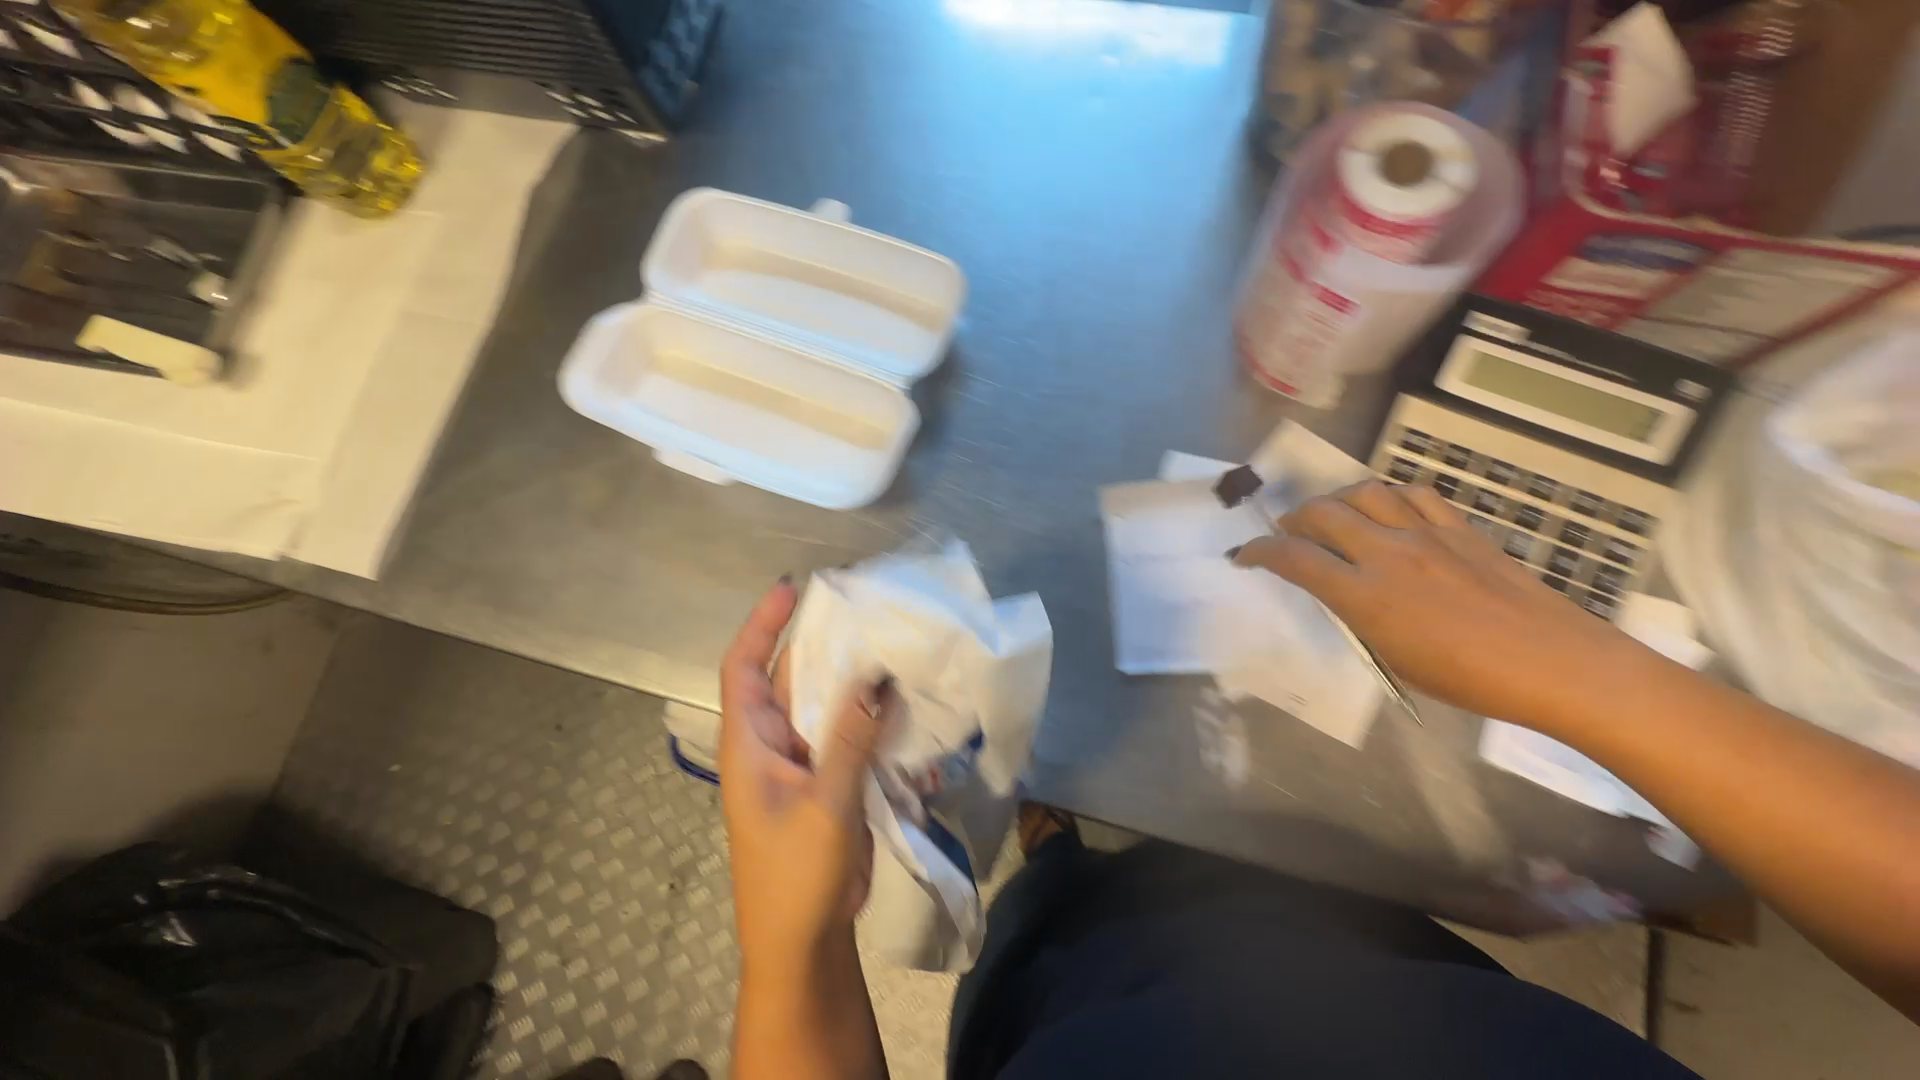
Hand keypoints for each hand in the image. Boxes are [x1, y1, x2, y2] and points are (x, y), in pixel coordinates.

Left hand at [720, 579, 889, 971]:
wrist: (804, 942)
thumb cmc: (796, 874)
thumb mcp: (826, 803)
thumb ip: (852, 738)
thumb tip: (877, 676)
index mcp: (750, 744)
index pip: (742, 667)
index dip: (761, 624)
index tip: (793, 588)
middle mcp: (772, 745)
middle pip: (789, 679)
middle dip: (820, 643)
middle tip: (863, 609)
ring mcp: (801, 765)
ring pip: (824, 707)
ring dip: (851, 681)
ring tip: (891, 646)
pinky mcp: (828, 784)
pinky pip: (848, 738)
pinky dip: (872, 721)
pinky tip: (905, 709)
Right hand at [1232, 481, 1640, 727]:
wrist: (1555, 663)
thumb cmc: (1469, 680)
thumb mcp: (1394, 660)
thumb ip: (1360, 618)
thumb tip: (1344, 595)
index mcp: (1364, 595)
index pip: (1293, 559)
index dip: (1259, 552)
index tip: (1244, 556)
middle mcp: (1387, 553)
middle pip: (1322, 513)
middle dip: (1294, 520)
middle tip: (1288, 534)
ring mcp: (1426, 535)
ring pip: (1366, 493)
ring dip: (1338, 500)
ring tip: (1333, 514)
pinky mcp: (1460, 529)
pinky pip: (1414, 495)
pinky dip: (1388, 496)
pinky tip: (1388, 509)